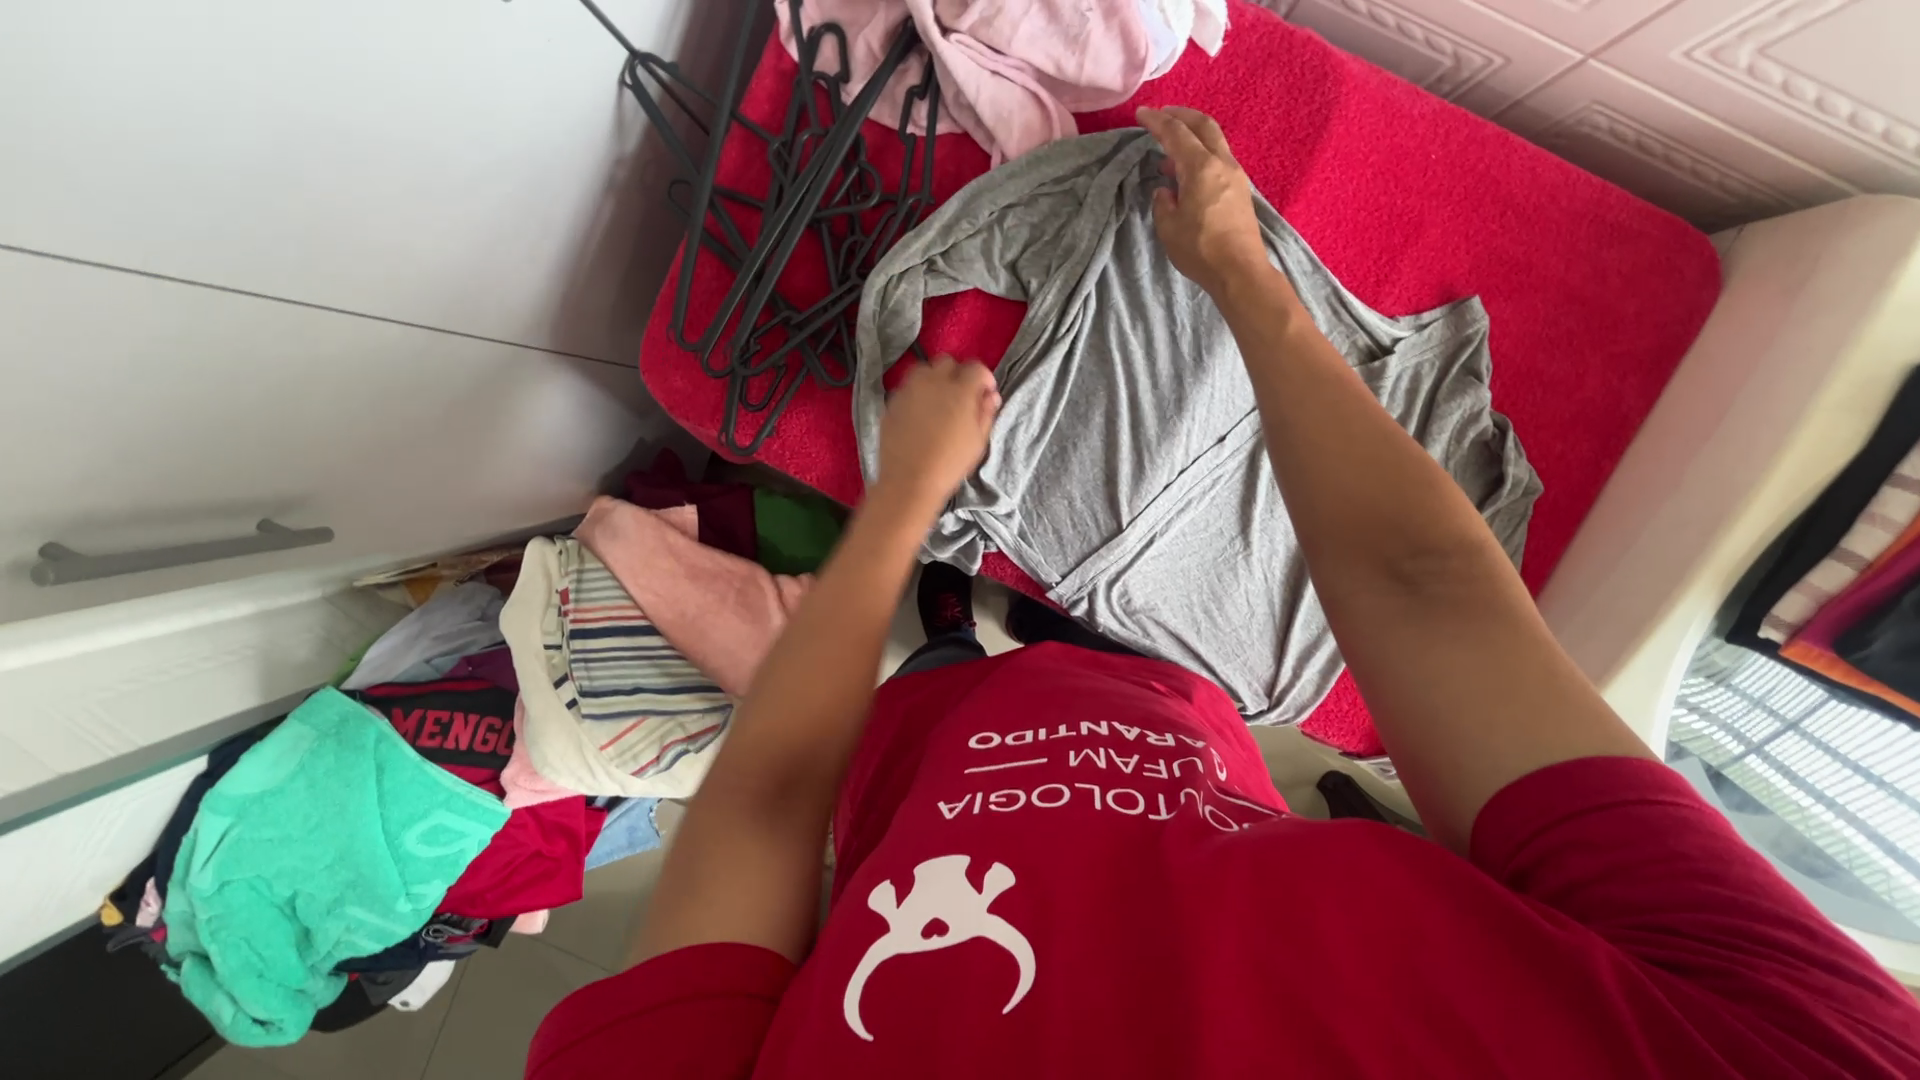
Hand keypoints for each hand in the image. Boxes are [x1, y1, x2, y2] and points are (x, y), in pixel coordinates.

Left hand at [876, 355, 1000, 511]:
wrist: (909, 481)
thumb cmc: (950, 464)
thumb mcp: (978, 441)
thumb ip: (987, 412)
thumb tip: (990, 395)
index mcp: (960, 390)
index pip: (976, 368)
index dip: (984, 379)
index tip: (986, 394)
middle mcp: (933, 382)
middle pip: (947, 363)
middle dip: (957, 375)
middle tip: (961, 396)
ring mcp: (909, 390)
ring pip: (923, 370)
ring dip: (934, 380)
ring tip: (938, 401)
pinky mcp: (892, 402)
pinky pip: (907, 388)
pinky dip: (916, 394)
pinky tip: (920, 413)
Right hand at [1136, 106, 1269, 295]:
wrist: (1239, 271)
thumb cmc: (1200, 250)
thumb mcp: (1169, 228)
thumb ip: (1163, 203)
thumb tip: (1165, 190)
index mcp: (1200, 167)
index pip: (1176, 134)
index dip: (1157, 121)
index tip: (1142, 114)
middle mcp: (1221, 163)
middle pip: (1203, 126)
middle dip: (1181, 115)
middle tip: (1163, 115)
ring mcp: (1235, 176)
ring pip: (1214, 142)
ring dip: (1193, 136)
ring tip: (1171, 150)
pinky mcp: (1239, 191)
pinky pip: (1218, 160)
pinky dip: (1201, 155)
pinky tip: (1188, 171)